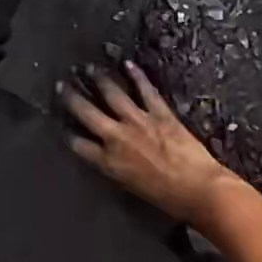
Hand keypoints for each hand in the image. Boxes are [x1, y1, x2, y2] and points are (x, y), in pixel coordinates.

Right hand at [60, 61, 250, 227]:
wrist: (200, 191)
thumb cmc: (167, 197)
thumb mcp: (130, 186)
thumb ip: (113, 166)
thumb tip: (105, 154)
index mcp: (108, 161)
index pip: (78, 143)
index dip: (67, 133)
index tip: (62, 124)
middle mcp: (116, 137)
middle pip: (86, 112)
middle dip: (71, 96)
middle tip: (61, 84)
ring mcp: (138, 121)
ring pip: (111, 94)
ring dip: (98, 79)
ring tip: (88, 67)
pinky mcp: (159, 113)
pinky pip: (145, 90)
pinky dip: (136, 75)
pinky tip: (127, 64)